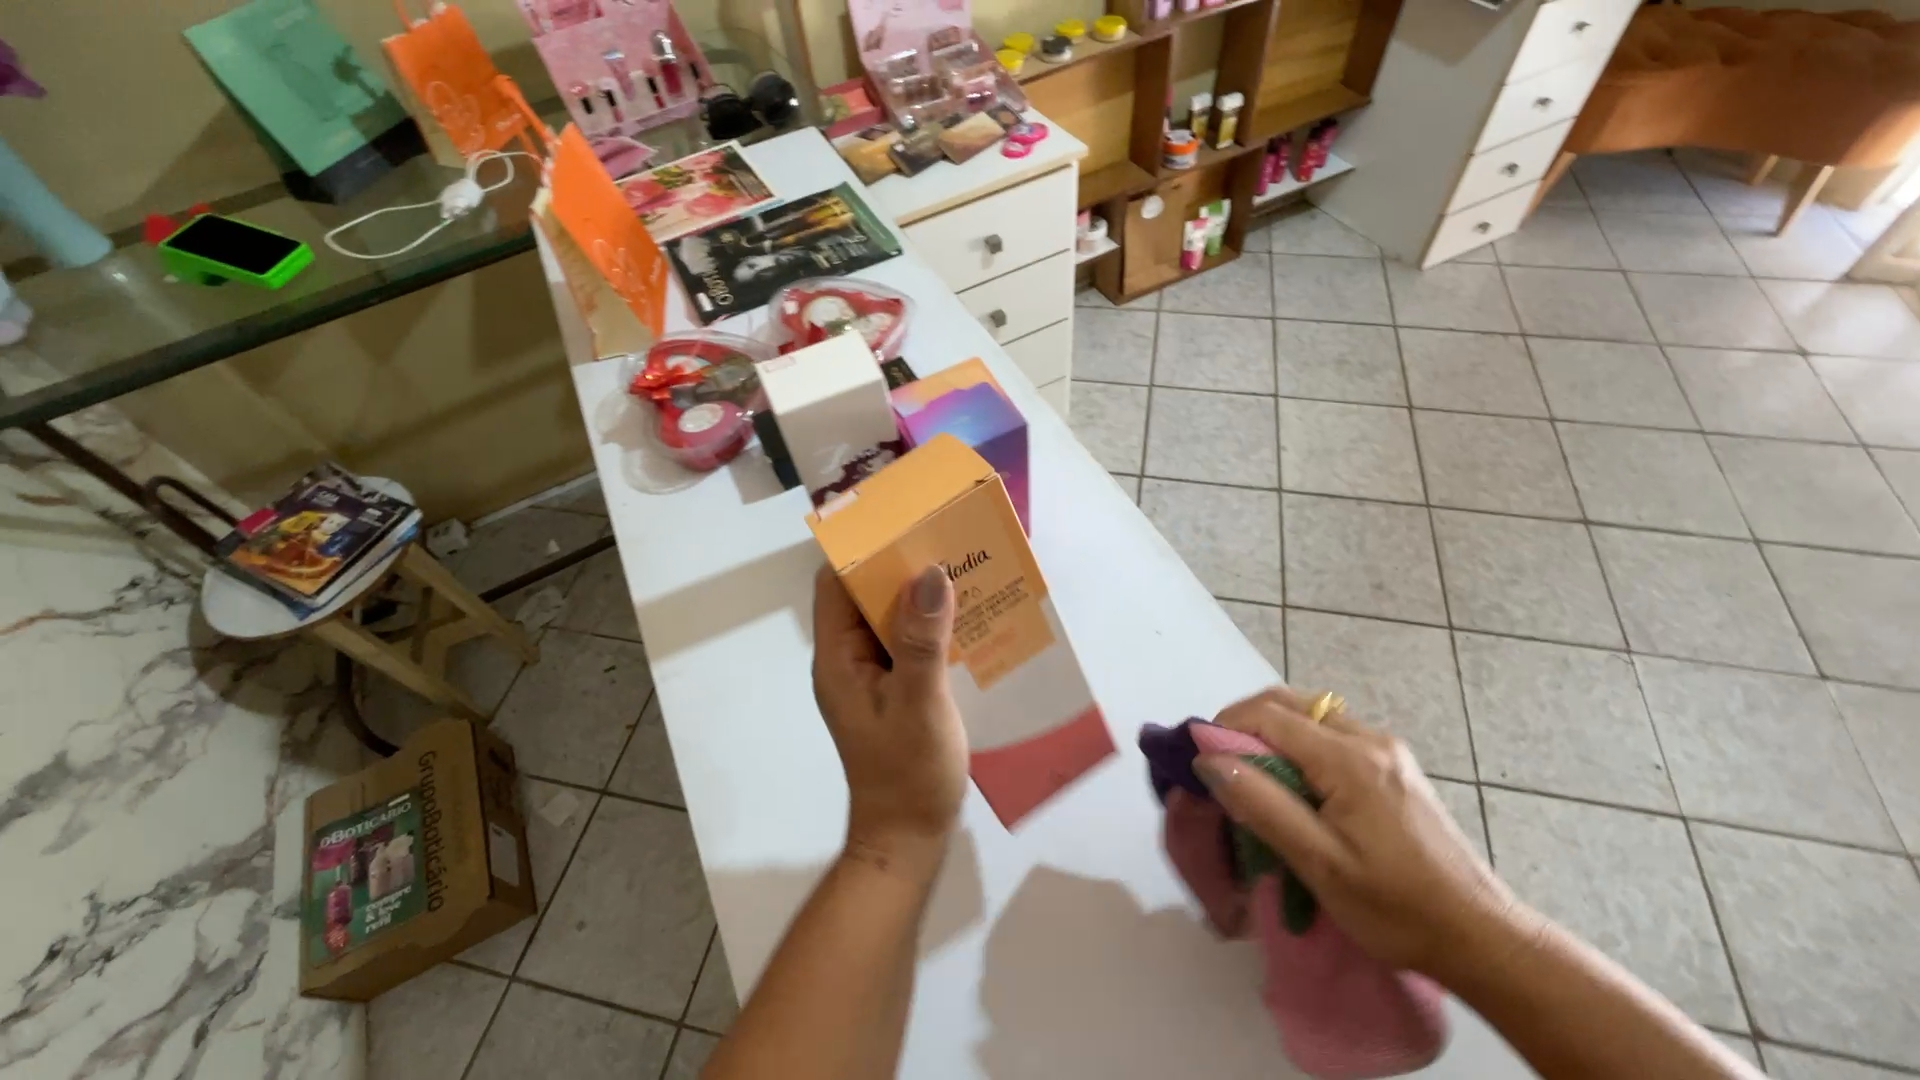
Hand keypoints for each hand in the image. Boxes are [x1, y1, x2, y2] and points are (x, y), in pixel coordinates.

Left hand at [811, 565, 968, 874]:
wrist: (908, 839)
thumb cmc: (907, 773)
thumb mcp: (919, 703)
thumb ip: (922, 639)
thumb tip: (929, 572)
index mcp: (838, 659)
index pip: (836, 586)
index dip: (862, 551)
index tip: (902, 524)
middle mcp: (849, 662)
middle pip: (866, 599)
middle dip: (902, 570)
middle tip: (947, 541)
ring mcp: (873, 679)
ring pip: (892, 622)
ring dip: (923, 600)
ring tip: (965, 570)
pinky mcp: (897, 693)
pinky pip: (910, 647)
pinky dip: (935, 630)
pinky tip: (971, 621)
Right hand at [1194, 688, 1530, 978]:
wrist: (1480, 936)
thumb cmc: (1395, 907)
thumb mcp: (1319, 863)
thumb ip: (1262, 803)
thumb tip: (1209, 759)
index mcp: (1349, 759)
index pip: (1268, 715)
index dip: (1223, 727)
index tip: (1197, 761)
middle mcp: (1369, 739)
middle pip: (1290, 703)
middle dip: (1243, 723)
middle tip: (1219, 766)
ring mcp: (1386, 751)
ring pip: (1311, 716)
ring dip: (1271, 733)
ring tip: (1250, 778)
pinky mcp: (1394, 768)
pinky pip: (1331, 736)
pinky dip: (1298, 746)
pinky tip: (1292, 787)